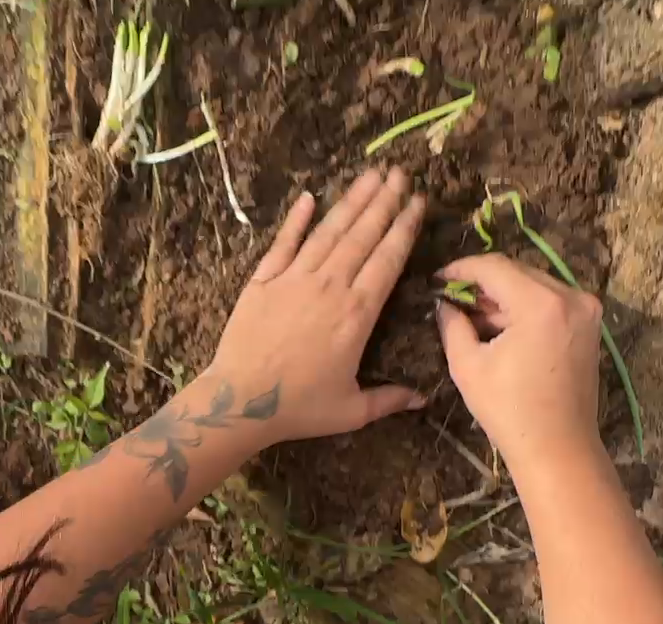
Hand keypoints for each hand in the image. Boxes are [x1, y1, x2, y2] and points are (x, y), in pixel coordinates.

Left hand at [205, 168, 426, 443]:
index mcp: (357, 314)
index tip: (418, 202)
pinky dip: (296, 220)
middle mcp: (329, 286)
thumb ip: (387, 400)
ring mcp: (294, 279)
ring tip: (370, 175)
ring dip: (351, 202)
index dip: (404, 229)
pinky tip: (308, 198)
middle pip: (362, 236)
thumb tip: (422, 399)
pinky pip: (283, 243)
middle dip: (384, 202)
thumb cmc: (298, 407)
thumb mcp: (350, 410)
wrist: (240, 401)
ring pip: (328, 232)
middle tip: (400, 173)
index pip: (388, 260)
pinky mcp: (262, 282)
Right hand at [435, 254, 604, 474]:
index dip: (461, 268)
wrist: (556, 445)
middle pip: (517, 272)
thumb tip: (443, 304)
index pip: (495, 267)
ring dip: (502, 296)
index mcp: (540, 304)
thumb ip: (452, 326)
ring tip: (472, 317)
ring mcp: (585, 309)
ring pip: (534, 285)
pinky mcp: (589, 324)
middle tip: (451, 299)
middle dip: (482, 283)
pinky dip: (523, 308)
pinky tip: (500, 328)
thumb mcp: (467, 366)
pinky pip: (549, 302)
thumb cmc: (507, 410)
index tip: (437, 278)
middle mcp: (570, 296)